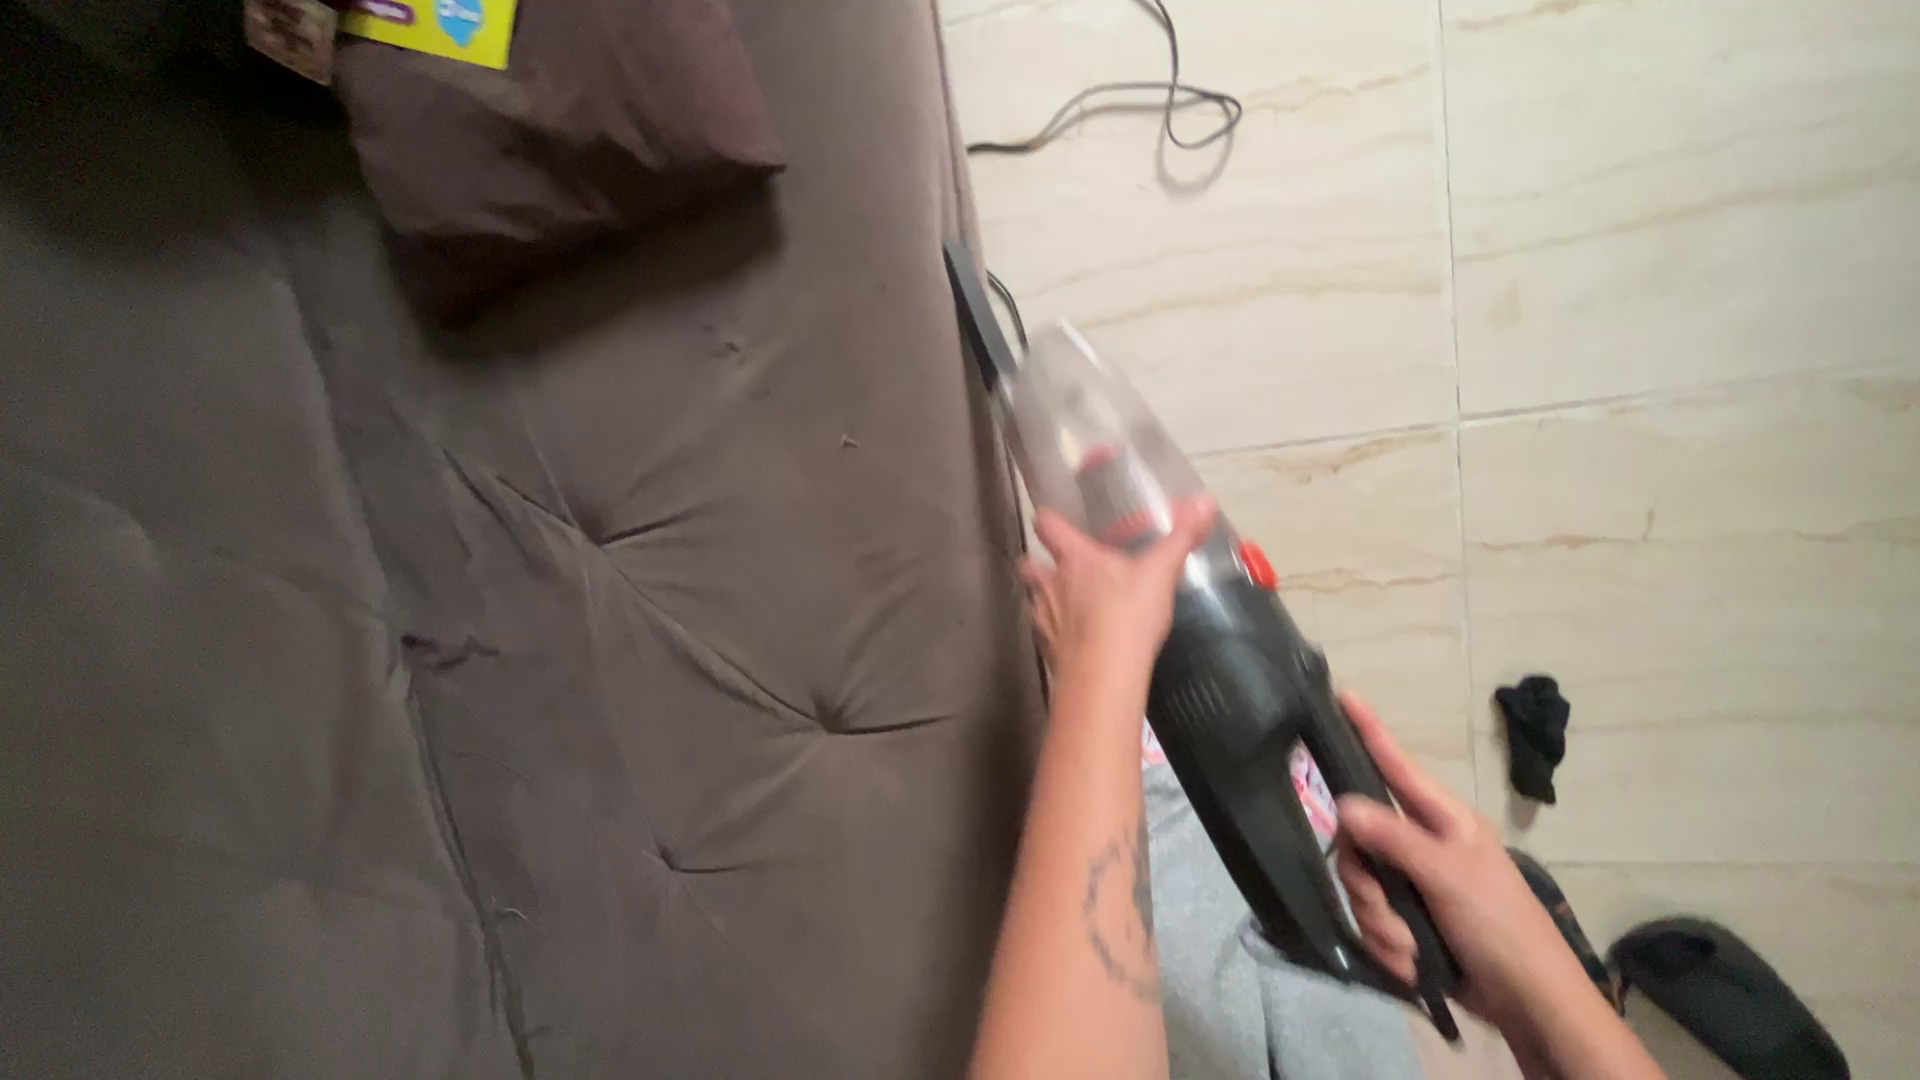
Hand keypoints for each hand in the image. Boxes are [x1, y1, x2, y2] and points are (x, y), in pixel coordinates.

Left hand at [1021, 497, 1216, 684]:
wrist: (1103, 676)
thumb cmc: (1128, 615)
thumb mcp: (1161, 573)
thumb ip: (1181, 537)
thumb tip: (1204, 500)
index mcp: (1074, 559)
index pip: (1046, 526)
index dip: (1048, 520)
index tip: (1054, 520)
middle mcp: (1050, 585)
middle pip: (1028, 566)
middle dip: (1038, 564)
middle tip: (1059, 568)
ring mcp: (1044, 618)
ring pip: (1034, 600)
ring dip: (1046, 599)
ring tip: (1069, 605)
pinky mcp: (1046, 650)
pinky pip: (1044, 634)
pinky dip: (1056, 633)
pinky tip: (1075, 640)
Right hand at [1332, 693, 1601, 1036]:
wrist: (1533, 1008)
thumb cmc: (1503, 928)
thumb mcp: (1450, 877)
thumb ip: (1394, 838)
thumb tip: (1342, 803)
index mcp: (1442, 820)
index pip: (1396, 765)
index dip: (1369, 731)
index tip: (1343, 694)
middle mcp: (1420, 843)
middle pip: (1357, 838)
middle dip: (1366, 882)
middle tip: (1384, 906)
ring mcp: (1412, 881)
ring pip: (1359, 882)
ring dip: (1379, 922)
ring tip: (1409, 948)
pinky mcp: (1405, 917)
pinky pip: (1368, 917)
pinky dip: (1386, 945)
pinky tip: (1411, 964)